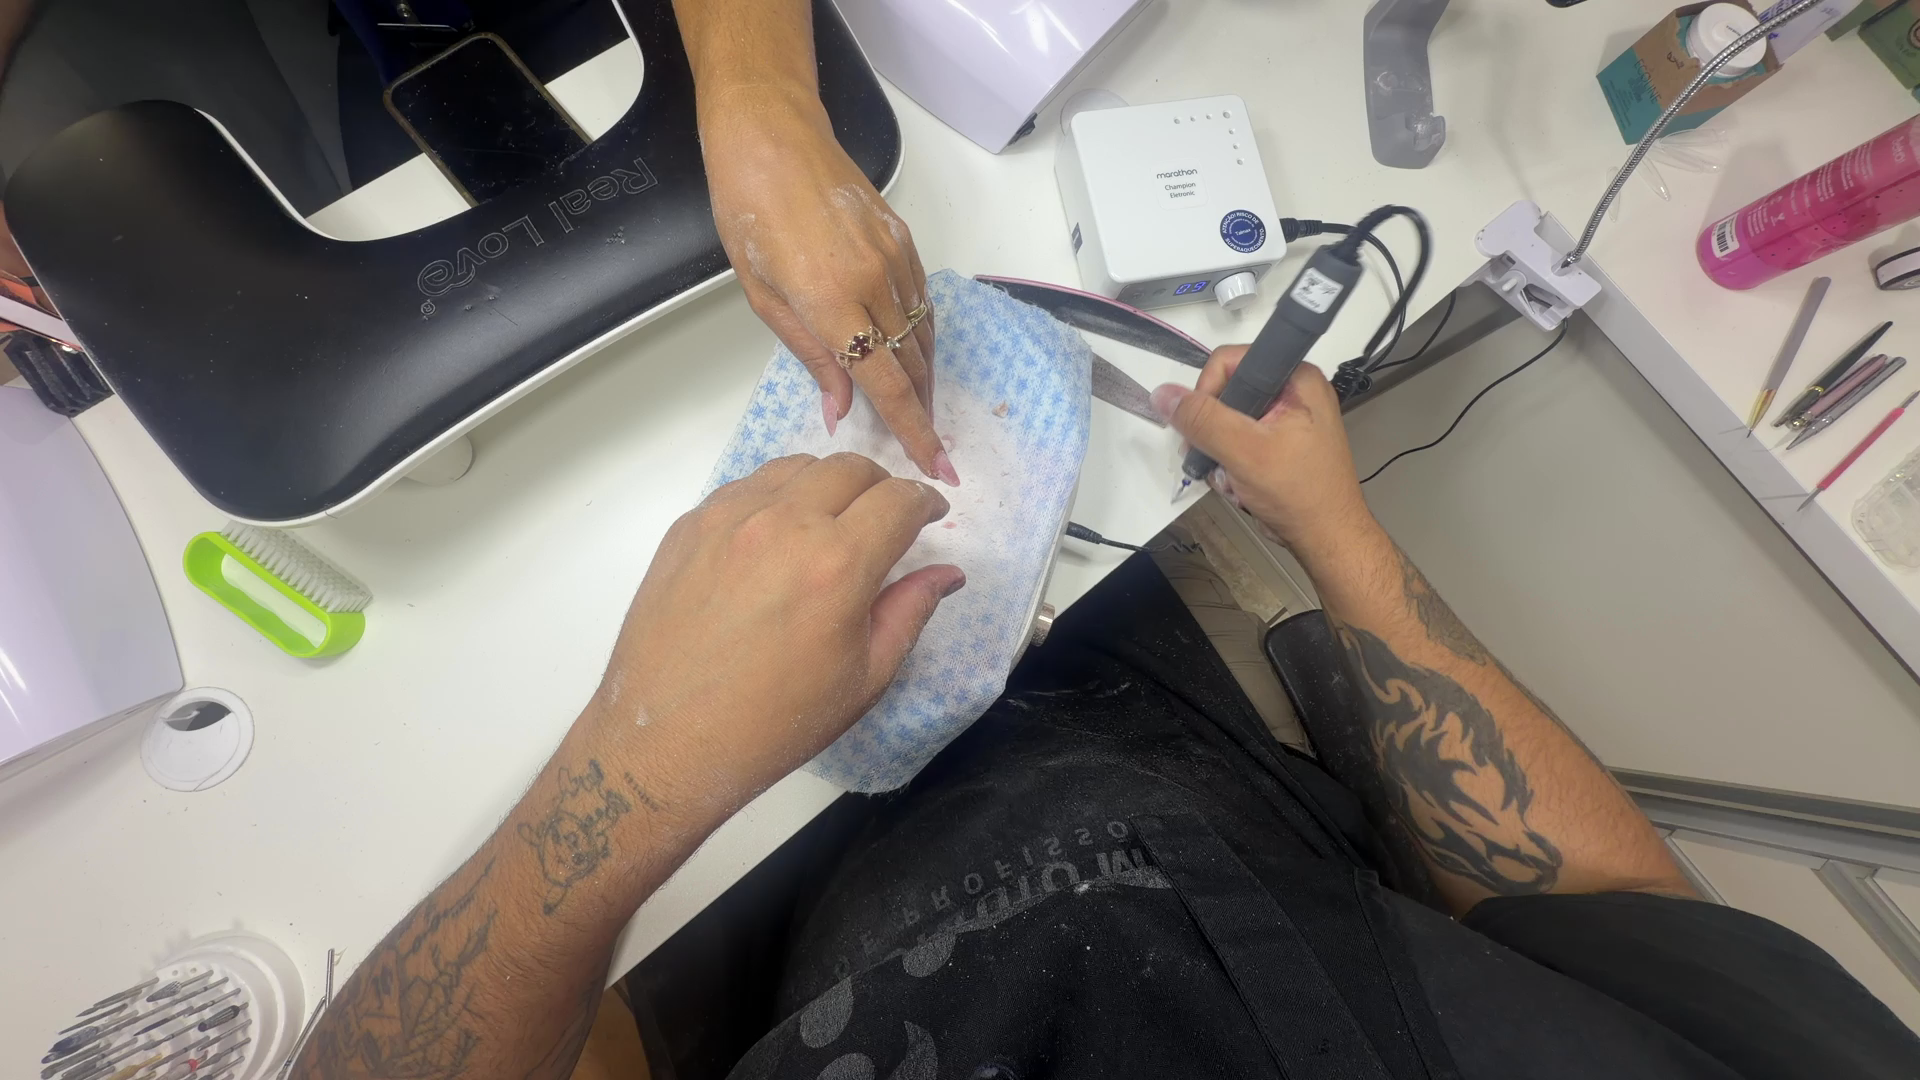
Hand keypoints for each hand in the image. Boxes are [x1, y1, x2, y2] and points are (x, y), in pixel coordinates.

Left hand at [592, 454, 963, 808]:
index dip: (926, 502)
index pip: (898, 500)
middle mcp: (784, 524)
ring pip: (798, 467)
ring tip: (831, 522)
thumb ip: (912, 610)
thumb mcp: (866, 676)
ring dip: (829, 483)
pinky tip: (776, 537)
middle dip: (882, 486)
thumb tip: (949, 573)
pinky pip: (748, 485)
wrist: (669, 741)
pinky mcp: (690, 525)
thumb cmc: (778, 720)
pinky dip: (779, 496)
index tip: (931, 516)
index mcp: (838, 564)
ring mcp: (729, 518)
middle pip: (851, 468)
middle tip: (886, 519)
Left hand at [699, 87, 954, 485]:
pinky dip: (924, 341)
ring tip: (922, 411)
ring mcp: (896, 261)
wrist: (773, 135)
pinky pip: (924, 307)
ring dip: (926, 381)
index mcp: (832, 302)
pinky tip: (917, 357)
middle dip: (924, 414)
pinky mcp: (906, 243)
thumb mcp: (764, 297)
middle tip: (929, 449)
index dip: (914, 431)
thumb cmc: (749, 214)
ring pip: (925, 339)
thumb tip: (840, 410)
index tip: (937, 467)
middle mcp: (874, 284)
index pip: (886, 384)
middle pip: (914, 367)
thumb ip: (811, 356)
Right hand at [1152, 349, 1379, 561]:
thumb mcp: (1245, 451)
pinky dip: (1228, 464)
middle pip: (1224, 393)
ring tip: (1232, 478)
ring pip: (1225, 422)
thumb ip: (1202, 420)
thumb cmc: (1298, 492)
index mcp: (1295, 378)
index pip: (1230, 362)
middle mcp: (1290, 392)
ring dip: (1217, 453)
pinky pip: (1235, 442)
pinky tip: (1238, 484)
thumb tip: (1162, 395)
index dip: (1207, 391)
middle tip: (1214, 459)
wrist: (1326, 536)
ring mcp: (1283, 419)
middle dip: (1211, 431)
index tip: (1204, 427)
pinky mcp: (1276, 443)